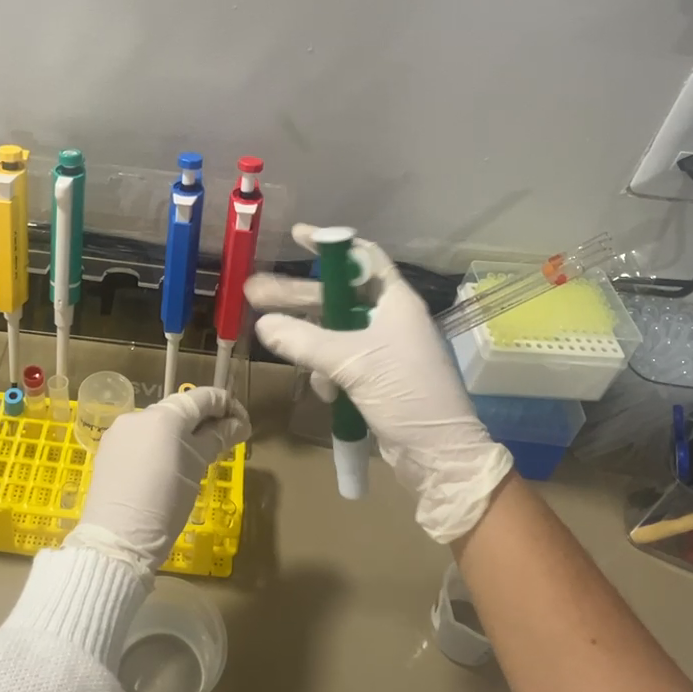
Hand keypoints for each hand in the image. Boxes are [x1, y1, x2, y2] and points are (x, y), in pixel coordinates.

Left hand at [68, 386, 250, 572]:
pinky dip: (159, 445)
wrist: (118, 539)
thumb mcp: (197, 468)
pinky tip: (166, 468)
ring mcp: (120, 431)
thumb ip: (217, 438)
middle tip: (225, 442)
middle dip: (205, 421)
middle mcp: (140, 415)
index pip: (203, 397)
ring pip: (160, 424)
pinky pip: (141, 439)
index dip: (227, 406)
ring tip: (197, 458)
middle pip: (180, 409)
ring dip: (182, 434)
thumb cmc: (165, 504)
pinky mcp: (108, 450)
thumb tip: (238, 424)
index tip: (242, 425)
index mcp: (165, 416)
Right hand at [245, 224, 511, 542]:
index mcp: (395, 302)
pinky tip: (324, 390)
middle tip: (254, 292)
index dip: (330, 246)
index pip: (361, 258)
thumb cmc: (406, 394)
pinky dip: (326, 371)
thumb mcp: (352, 363)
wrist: (438, 455)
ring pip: (333, 332)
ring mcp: (383, 349)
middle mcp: (390, 319)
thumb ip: (304, 340)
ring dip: (309, 341)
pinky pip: (339, 361)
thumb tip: (263, 324)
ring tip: (272, 339)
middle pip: (336, 297)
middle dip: (297, 296)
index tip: (297, 236)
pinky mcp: (375, 377)